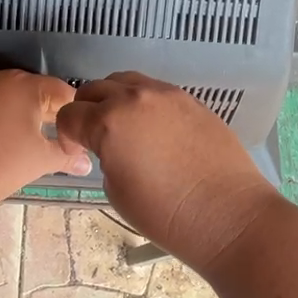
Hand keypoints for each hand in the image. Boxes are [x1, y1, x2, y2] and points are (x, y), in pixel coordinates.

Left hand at [0, 69, 91, 206]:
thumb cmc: (1, 163)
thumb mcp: (41, 160)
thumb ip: (67, 156)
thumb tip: (85, 163)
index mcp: (25, 84)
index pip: (61, 91)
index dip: (73, 111)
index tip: (77, 132)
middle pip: (32, 90)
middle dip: (45, 112)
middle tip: (55, 138)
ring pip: (4, 96)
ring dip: (16, 113)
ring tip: (23, 140)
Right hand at [55, 72, 282, 270]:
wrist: (230, 217)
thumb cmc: (166, 216)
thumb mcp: (116, 192)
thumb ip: (104, 157)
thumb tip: (109, 148)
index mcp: (108, 122)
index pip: (69, 115)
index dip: (67, 135)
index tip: (77, 152)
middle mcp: (133, 97)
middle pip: (93, 89)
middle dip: (86, 111)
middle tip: (95, 137)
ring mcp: (164, 94)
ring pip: (124, 81)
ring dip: (114, 99)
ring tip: (124, 127)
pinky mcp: (189, 98)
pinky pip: (154, 90)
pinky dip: (143, 102)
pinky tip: (154, 129)